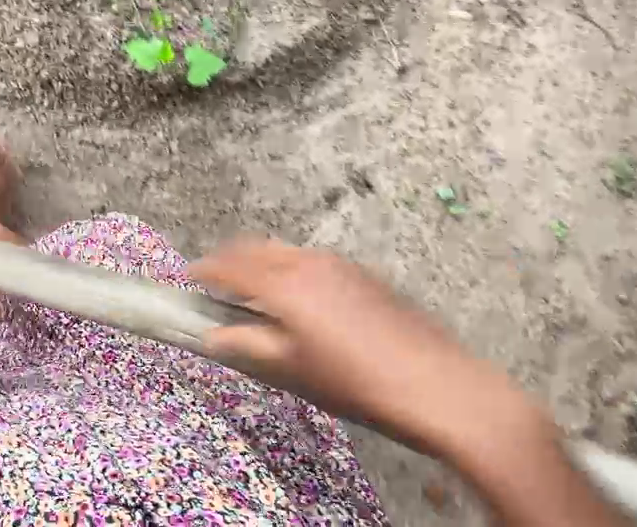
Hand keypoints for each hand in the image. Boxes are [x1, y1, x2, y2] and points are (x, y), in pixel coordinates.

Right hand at [191, 239, 548, 460]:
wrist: (447, 390)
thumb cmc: (359, 384)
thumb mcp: (293, 368)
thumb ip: (246, 344)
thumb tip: (210, 336)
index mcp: (282, 283)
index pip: (228, 265)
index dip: (204, 270)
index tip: (189, 278)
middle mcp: (305, 263)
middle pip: (253, 247)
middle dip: (230, 259)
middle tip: (217, 280)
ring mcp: (338, 265)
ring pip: (283, 251)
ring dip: (260, 261)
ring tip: (254, 287)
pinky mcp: (364, 276)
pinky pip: (310, 260)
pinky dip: (289, 267)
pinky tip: (298, 296)